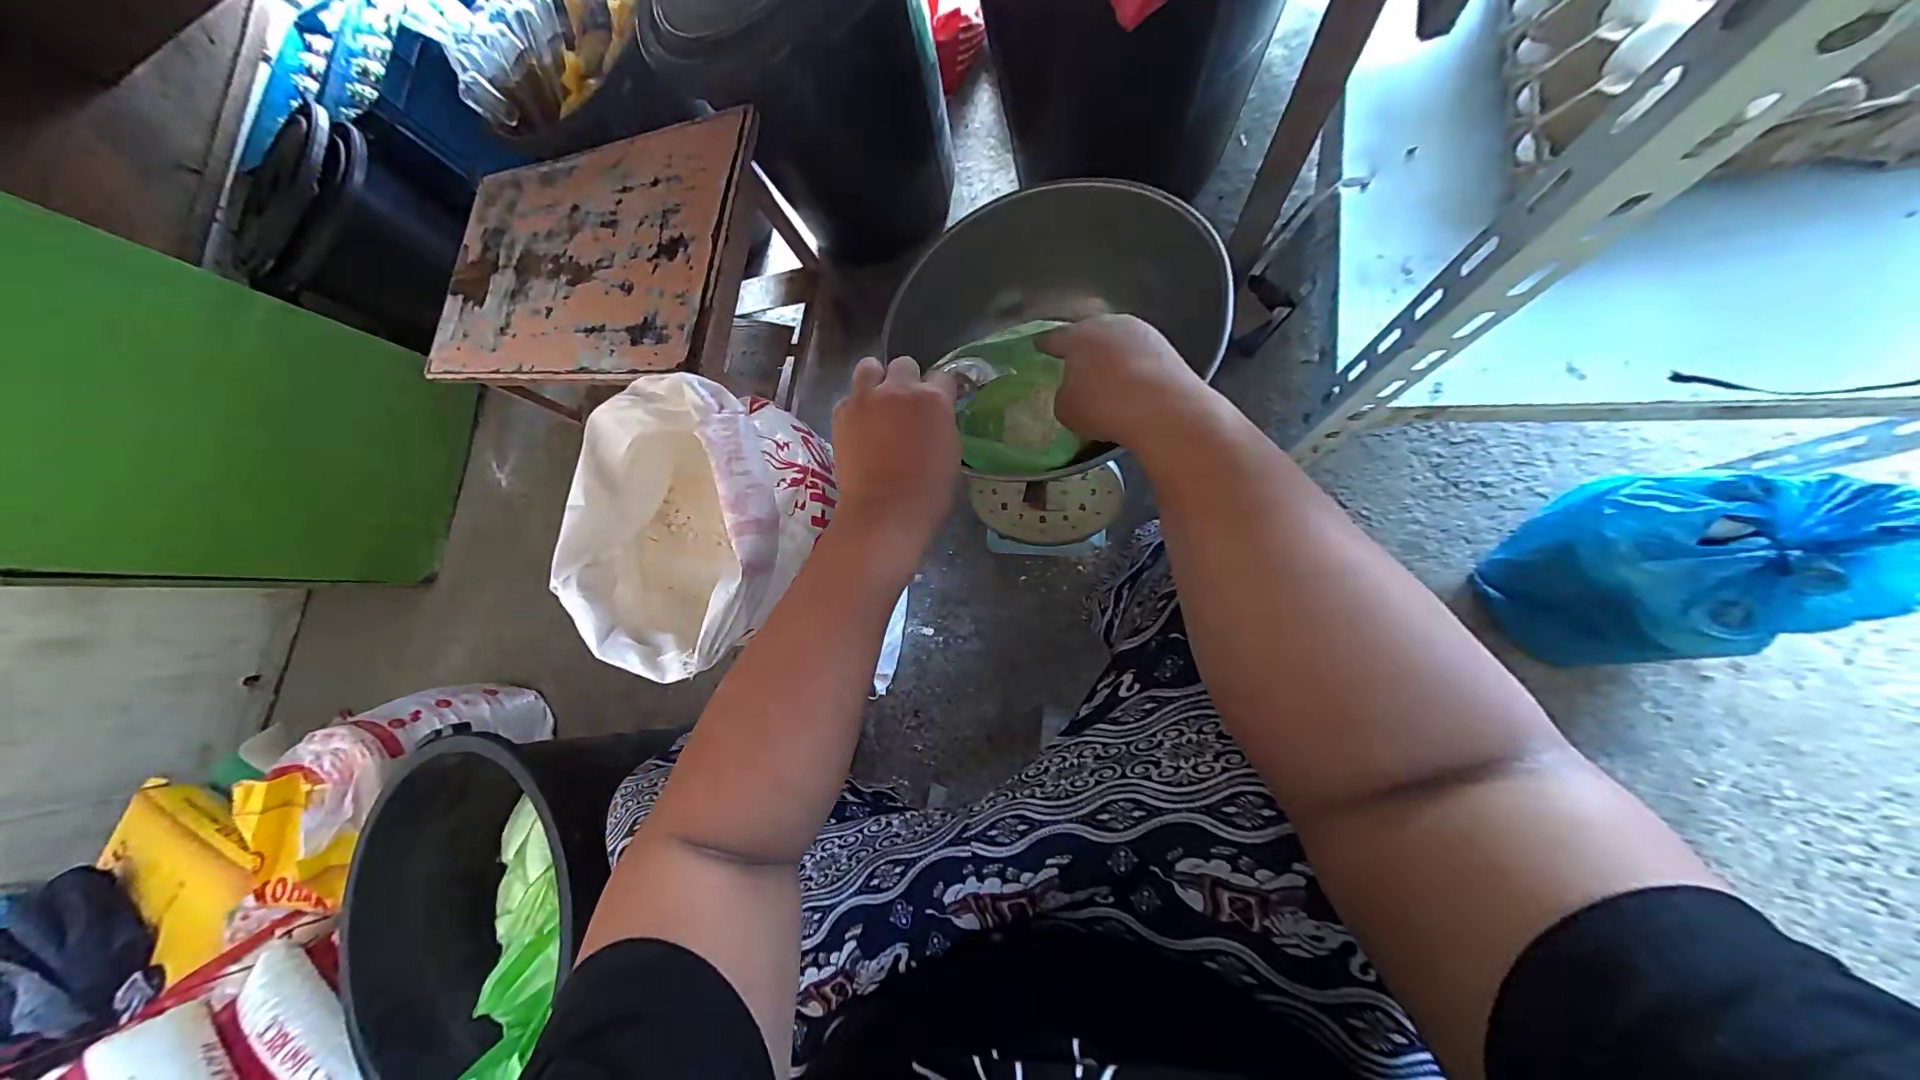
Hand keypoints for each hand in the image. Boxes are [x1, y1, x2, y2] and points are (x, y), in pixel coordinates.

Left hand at [831, 356, 960, 533]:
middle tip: (905, 406)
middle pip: (904, 365)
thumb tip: (935, 417)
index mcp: (934, 399)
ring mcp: (866, 398)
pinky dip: (856, 407)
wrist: (884, 510)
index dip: (941, 391)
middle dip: (907, 381)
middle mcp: (899, 389)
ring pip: (870, 367)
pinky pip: (849, 396)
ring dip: (876, 381)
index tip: (938, 406)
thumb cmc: (928, 491)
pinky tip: (860, 427)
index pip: (943, 376)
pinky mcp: (841, 412)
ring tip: (878, 404)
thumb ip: (942, 423)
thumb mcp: (950, 451)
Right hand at [1040, 315, 1215, 449]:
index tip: (1041, 347)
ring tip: (1109, 376)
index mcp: (1077, 336)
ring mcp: (1141, 333)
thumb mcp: (1067, 409)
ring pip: (1118, 341)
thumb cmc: (1104, 406)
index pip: (1053, 338)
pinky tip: (1133, 383)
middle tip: (1078, 364)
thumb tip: (1073, 392)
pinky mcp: (1166, 348)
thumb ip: (1064, 395)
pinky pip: (1140, 355)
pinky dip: (1134, 366)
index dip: (1045, 344)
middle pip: (1090, 333)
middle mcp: (1108, 325)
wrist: (1163, 409)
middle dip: (1083, 347)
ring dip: (1112, 355)